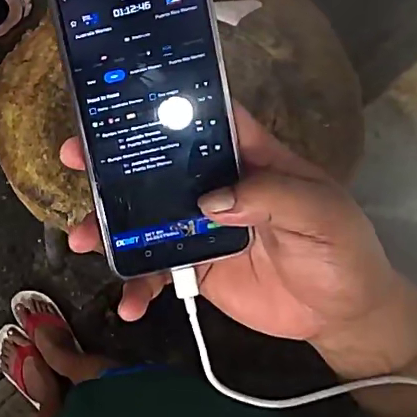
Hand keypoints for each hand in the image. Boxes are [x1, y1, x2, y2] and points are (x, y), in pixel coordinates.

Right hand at [62, 107, 416, 376]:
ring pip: (147, 218)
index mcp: (251, 158)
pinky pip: (159, 271)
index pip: (206, 119)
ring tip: (82, 240)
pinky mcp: (198, 266)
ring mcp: (203, 226)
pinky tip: (130, 305)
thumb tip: (209, 201)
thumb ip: (271, 198)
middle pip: (161, 165)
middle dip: (115, 162)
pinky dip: (140, 285)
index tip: (119, 101)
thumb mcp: (321, 215)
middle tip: (74, 157)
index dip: (166, 106)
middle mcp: (219, 185)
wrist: (341, 315)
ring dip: (111, 227)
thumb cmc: (342, 251)